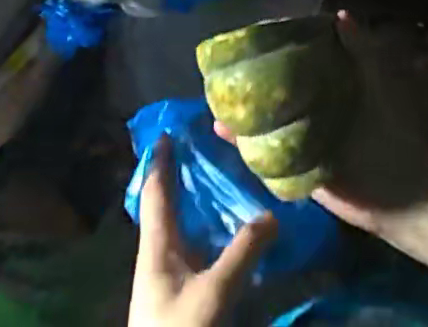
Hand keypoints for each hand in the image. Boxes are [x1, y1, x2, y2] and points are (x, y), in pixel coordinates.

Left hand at [129, 137, 276, 326]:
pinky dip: (208, 232)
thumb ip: (242, 253)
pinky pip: (193, 251)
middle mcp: (158, 255)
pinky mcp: (181, 297)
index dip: (160, 161)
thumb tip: (272, 213)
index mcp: (155, 246)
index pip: (155, 191)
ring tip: (222, 179)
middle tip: (205, 148)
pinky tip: (228, 231)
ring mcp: (168, 278)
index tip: (168, 130)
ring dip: (196, 204)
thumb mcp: (213, 294)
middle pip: (167, 206)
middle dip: (181, 177)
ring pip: (181, 229)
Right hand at [213, 13, 427, 244]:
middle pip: (277, 92)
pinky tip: (224, 133)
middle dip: (250, 83)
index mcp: (334, 85)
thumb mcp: (379, 81)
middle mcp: (316, 109)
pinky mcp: (300, 170)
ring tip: (213, 101)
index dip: (275, 50)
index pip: (299, 63)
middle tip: (218, 70)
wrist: (412, 194)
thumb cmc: (397, 129)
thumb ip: (361, 49)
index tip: (247, 35)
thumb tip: (338, 13)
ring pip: (268, 123)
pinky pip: (269, 157)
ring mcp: (306, 141)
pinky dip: (247, 146)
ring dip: (243, 114)